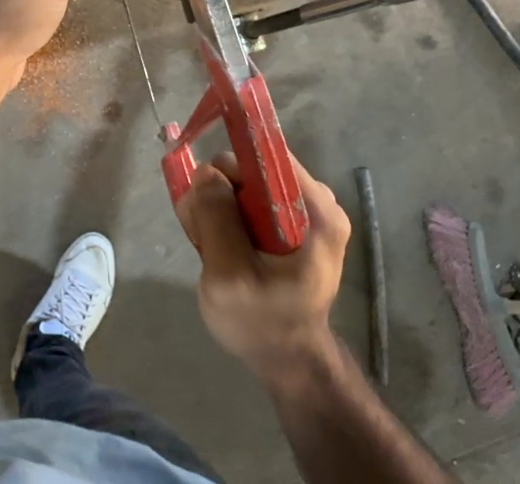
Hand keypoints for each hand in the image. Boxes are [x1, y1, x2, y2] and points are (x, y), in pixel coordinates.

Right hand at [176, 152, 351, 382]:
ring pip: (246, 186)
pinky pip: (249, 203)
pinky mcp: (290, 226)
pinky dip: (228, 219)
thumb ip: (217, 221)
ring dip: (219, 209)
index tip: (204, 191)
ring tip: (209, 248)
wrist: (287, 362)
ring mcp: (304, 214)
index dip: (231, 166)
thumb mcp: (230, 276)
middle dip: (220, 193)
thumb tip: (205, 171)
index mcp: (318, 211)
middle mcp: (316, 203)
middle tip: (202, 232)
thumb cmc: (263, 324)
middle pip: (255, 170)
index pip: (269, 157)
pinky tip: (219, 249)